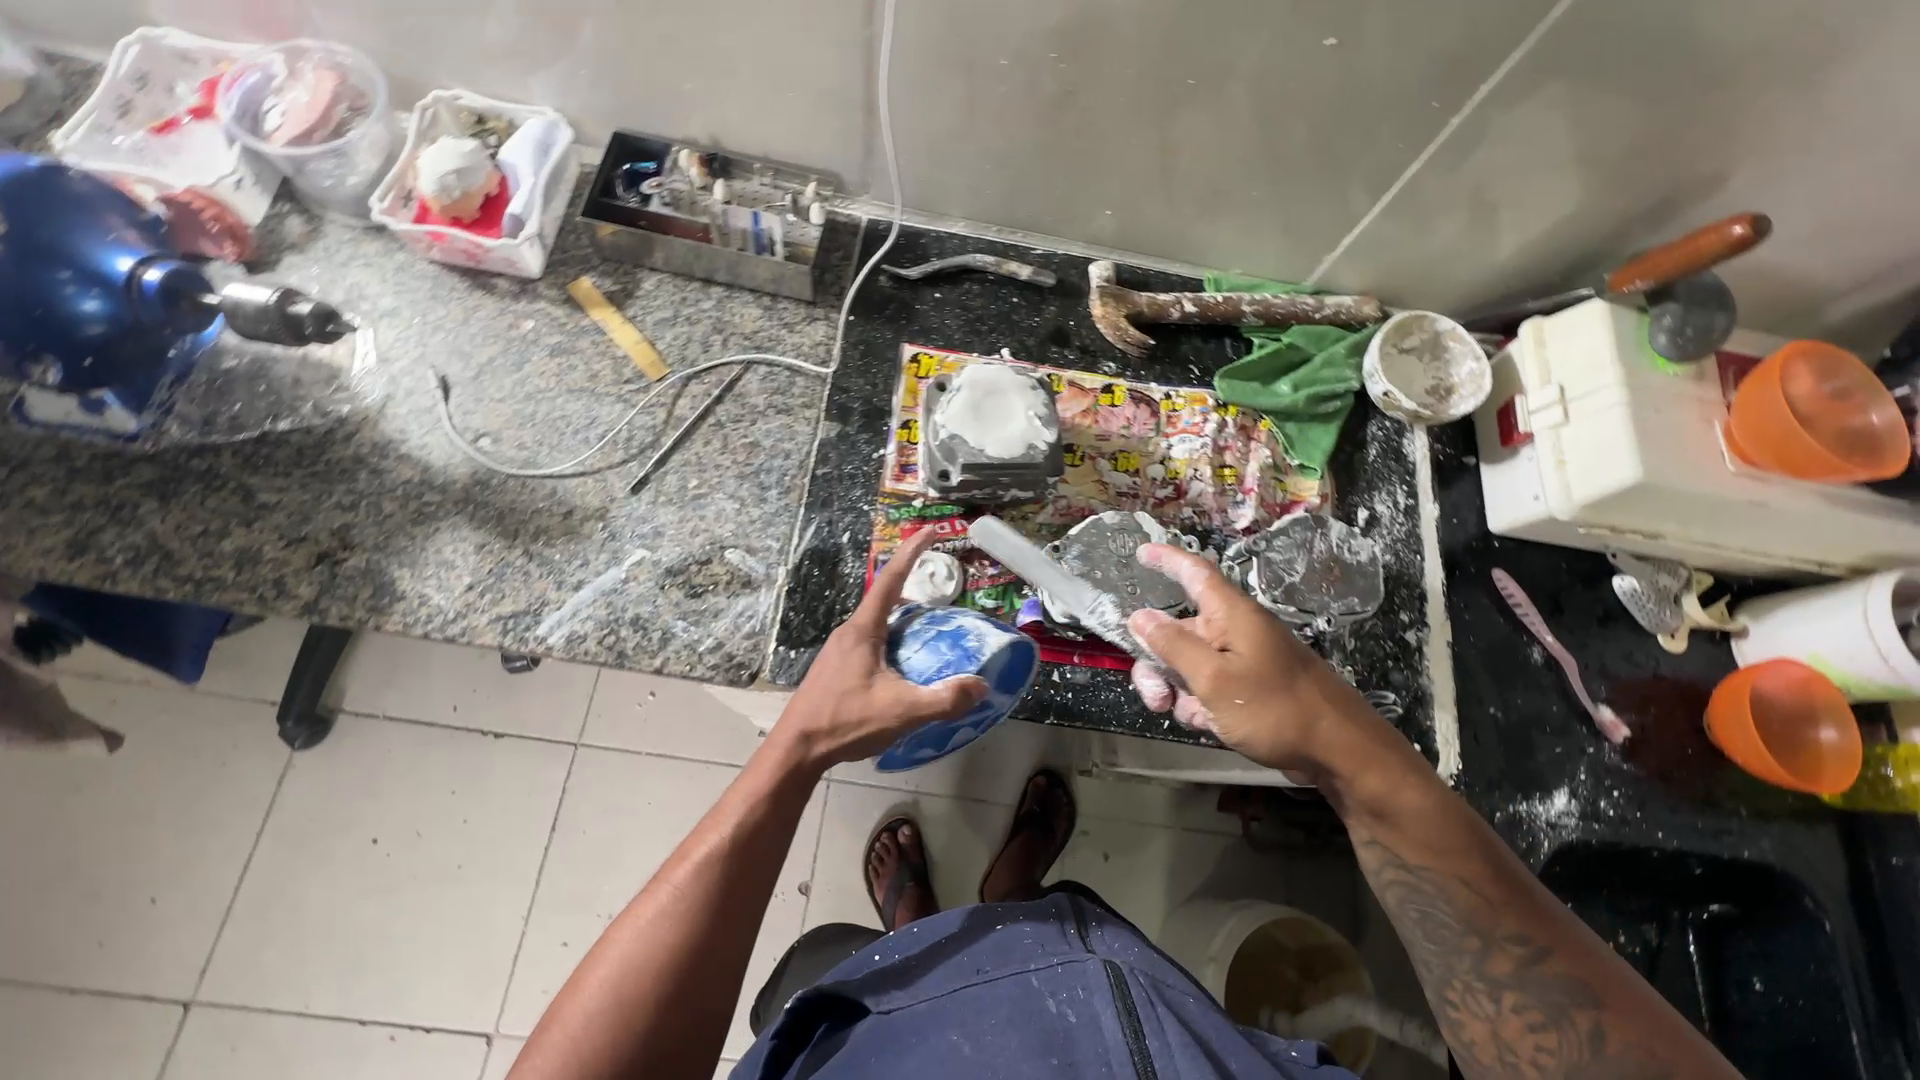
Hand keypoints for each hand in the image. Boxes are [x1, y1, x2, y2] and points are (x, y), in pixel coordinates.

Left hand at [774, 528, 988, 769]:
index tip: (931, 531)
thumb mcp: (903, 711)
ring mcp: (838, 651)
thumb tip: (981, 685)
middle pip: (885, 601)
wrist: (797, 749)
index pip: (891, 579)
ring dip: (903, 623)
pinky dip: (892, 644)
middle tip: (943, 595)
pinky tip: (903, 667)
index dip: (912, 552)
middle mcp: (849, 633)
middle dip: (913, 591)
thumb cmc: (846, 721)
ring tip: (930, 633)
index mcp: (863, 630)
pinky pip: (870, 644)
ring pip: (877, 625)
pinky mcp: (835, 670)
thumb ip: (944, 699)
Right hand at [1125, 543, 1386, 774]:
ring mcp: (1242, 662)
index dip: (1167, 560)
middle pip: (1179, 631)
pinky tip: (1209, 726)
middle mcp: (1234, 632)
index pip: (1195, 573)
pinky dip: (1200, 705)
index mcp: (1231, 615)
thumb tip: (1139, 616)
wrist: (1336, 751)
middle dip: (1156, 662)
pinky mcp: (1248, 689)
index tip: (1140, 552)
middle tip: (1155, 698)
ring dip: (1177, 690)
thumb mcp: (1214, 679)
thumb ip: (1173, 646)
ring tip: (1190, 717)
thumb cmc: (1275, 708)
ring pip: (1188, 665)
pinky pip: (1208, 688)